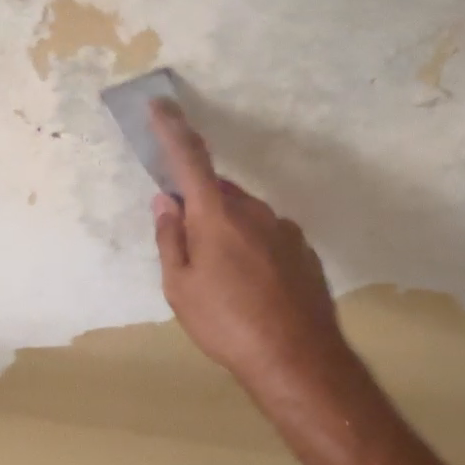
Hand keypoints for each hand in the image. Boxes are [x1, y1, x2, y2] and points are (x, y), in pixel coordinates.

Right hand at [149, 100, 358, 394]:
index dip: (172, 130)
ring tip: (222, 280)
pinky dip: (252, 248)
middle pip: (218, 193)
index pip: (190, 159)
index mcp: (217, 215)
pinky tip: (251, 288)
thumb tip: (166, 202)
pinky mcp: (304, 250)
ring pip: (245, 216)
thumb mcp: (180, 288)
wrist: (297, 358)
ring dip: (227, 231)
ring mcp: (284, 229)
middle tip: (187, 245)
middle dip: (200, 206)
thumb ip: (170, 239)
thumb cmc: (226, 324)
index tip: (160, 106)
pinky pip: (267, 236)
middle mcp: (254, 211)